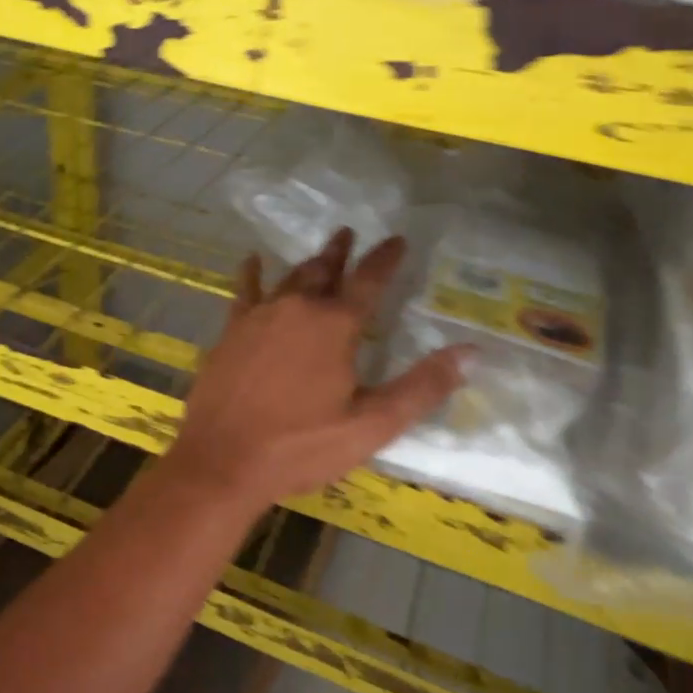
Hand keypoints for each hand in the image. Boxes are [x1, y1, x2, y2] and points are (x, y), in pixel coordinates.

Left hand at [161, 227, 468, 510]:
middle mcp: (297, 308)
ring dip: (308, 263)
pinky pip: (245, 291)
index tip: (398, 239)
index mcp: (335, 326)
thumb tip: (471, 352)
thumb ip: (421, 387)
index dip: (385, 259)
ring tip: (320, 250)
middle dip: (341, 252)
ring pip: (289, 278)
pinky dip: (252, 274)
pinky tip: (252, 261)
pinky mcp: (231, 331)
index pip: (369, 281)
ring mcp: (259, 316)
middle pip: (324, 270)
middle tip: (349, 232)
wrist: (222, 460)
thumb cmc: (301, 446)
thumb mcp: (371, 425)